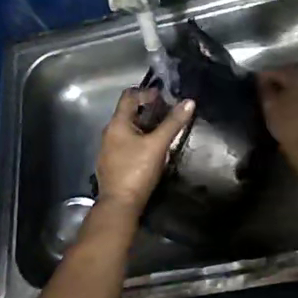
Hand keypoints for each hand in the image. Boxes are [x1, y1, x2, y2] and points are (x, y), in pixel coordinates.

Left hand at [95, 88, 194, 209]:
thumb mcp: (158, 145)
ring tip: (164, 131)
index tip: (164, 97)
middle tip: (168, 113)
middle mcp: (109, 133)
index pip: (128, 96)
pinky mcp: (112, 163)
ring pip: (128, 130)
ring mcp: (109, 149)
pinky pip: (126, 144)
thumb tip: (189, 102)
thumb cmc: (137, 171)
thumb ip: (173, 123)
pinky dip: (140, 140)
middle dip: (148, 110)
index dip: (146, 92)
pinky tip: (152, 149)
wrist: (120, 204)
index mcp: (117, 124)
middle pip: (128, 113)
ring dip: (145, 126)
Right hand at [256, 65, 297, 161]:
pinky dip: (295, 90)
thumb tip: (261, 79)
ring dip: (287, 82)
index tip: (254, 81)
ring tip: (274, 93)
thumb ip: (264, 88)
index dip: (265, 74)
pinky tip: (286, 100)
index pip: (278, 70)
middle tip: (265, 85)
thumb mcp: (270, 106)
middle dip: (278, 75)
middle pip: (292, 70)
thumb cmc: (287, 124)